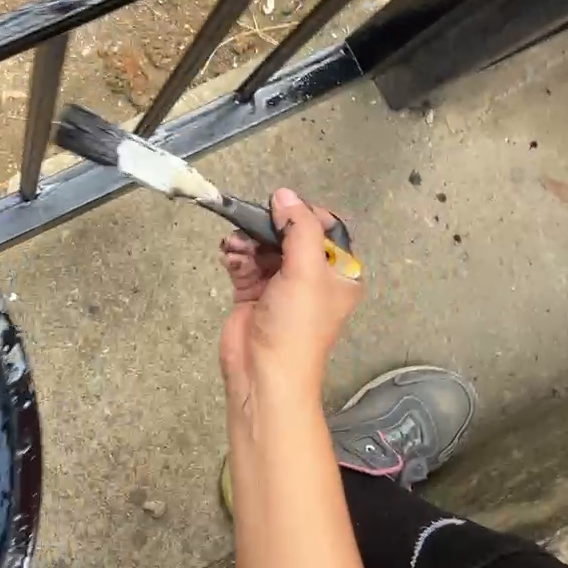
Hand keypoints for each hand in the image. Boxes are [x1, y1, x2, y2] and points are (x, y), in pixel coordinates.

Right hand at [219, 188, 362, 409]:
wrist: (263, 372)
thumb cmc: (296, 326)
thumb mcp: (307, 271)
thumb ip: (298, 228)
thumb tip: (284, 195)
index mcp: (339, 273)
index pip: (326, 228)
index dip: (303, 214)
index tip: (280, 210)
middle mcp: (312, 276)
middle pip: (289, 234)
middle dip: (268, 227)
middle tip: (250, 222)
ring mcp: (280, 285)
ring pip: (263, 246)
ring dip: (247, 240)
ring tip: (234, 245)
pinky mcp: (252, 293)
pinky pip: (244, 262)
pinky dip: (235, 255)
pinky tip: (229, 256)